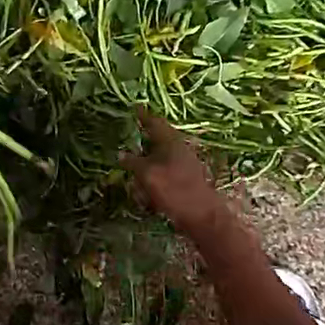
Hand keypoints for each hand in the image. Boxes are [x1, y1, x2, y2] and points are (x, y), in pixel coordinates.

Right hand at [122, 111, 233, 236]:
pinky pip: (165, 170)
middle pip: (159, 137)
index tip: (132, 108)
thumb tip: (120, 154)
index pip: (155, 121)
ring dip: (147, 157)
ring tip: (132, 162)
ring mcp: (184, 164)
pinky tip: (144, 184)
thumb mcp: (148, 175)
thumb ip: (133, 163)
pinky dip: (153, 172)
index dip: (142, 115)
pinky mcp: (185, 180)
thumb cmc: (175, 191)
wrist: (203, 216)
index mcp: (171, 141)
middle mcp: (179, 149)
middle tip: (129, 135)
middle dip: (144, 136)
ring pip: (162, 154)